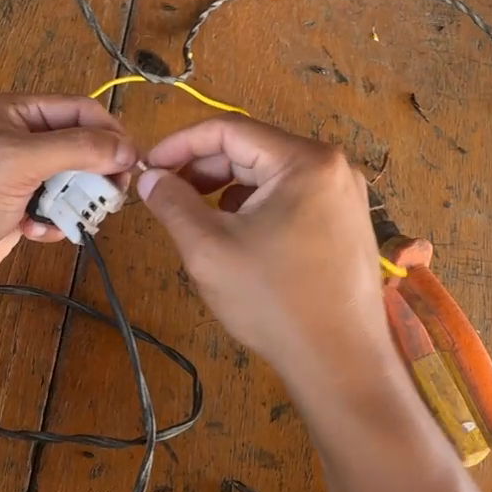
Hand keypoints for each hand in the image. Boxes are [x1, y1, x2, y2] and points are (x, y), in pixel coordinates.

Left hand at [0, 95, 135, 290]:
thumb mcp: (21, 161)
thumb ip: (78, 149)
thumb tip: (129, 149)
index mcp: (17, 112)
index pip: (80, 111)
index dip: (110, 134)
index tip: (132, 163)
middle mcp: (22, 138)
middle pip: (82, 147)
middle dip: (96, 173)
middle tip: (112, 197)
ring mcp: (22, 175)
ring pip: (73, 182)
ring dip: (76, 202)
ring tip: (73, 218)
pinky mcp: (21, 208)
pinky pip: (57, 209)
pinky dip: (55, 222)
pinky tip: (36, 232)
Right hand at [137, 116, 398, 383]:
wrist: (339, 361)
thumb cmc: (272, 300)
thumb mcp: (208, 248)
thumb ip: (172, 203)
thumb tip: (148, 178)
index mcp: (304, 161)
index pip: (229, 130)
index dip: (180, 144)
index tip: (147, 167)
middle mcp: (332, 167)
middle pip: (251, 150)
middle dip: (201, 169)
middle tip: (163, 195)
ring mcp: (344, 196)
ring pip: (268, 177)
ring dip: (224, 189)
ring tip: (192, 218)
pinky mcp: (345, 224)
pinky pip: (288, 199)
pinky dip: (253, 208)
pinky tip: (232, 236)